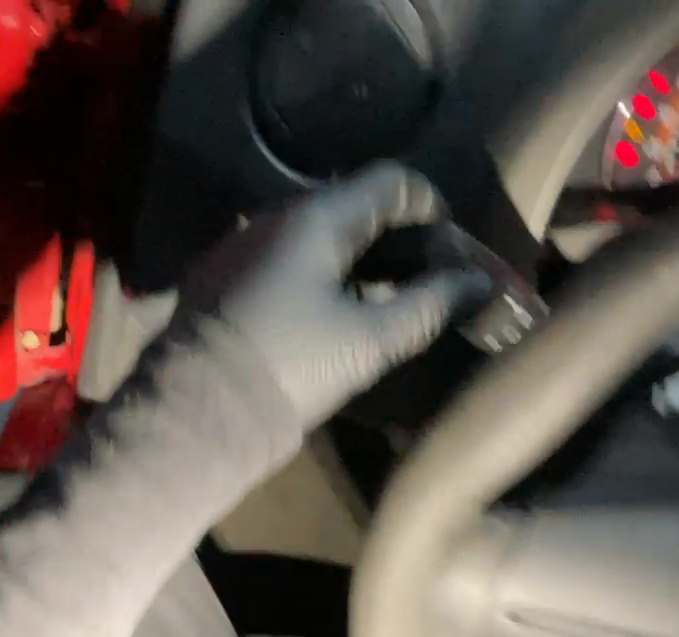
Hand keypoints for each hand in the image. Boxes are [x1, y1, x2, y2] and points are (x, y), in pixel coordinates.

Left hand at [175, 163, 495, 428]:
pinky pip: (279, 263)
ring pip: (312, 239)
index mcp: (314, 219)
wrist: (199, 411)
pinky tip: (324, 315)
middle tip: (423, 280)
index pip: (390, 183)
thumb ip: (428, 305)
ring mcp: (239, 248)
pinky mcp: (217, 282)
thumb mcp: (369, 341)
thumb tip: (478, 283)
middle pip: (350, 210)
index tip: (451, 248)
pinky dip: (313, 278)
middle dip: (395, 240)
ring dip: (353, 262)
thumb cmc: (293, 367)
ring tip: (379, 302)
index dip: (431, 208)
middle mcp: (272, 219)